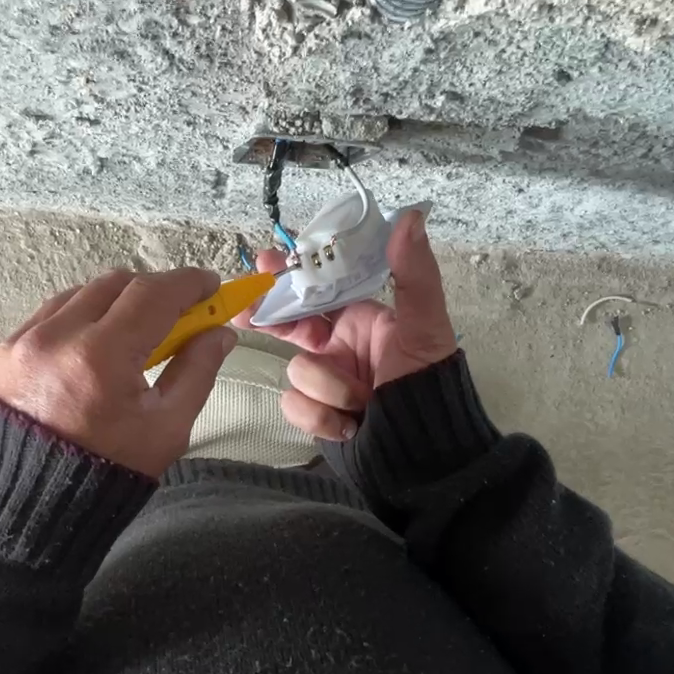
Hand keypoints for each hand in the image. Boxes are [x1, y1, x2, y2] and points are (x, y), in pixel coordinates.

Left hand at [0, 267, 237, 476]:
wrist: (32, 510)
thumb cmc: (108, 474)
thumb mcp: (167, 428)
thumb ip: (197, 372)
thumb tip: (219, 333)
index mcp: (100, 357)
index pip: (152, 294)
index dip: (187, 283)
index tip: (209, 285)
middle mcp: (54, 338)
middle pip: (115, 284)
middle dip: (152, 291)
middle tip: (177, 314)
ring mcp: (20, 343)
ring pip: (78, 294)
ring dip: (113, 303)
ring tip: (133, 333)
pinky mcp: (0, 354)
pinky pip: (46, 317)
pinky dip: (76, 321)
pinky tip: (91, 347)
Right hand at [238, 210, 455, 440]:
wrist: (422, 457)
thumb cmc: (427, 386)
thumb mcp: (425, 326)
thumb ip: (414, 274)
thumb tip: (409, 216)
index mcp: (359, 319)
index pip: (318, 289)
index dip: (290, 276)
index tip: (266, 262)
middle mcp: (336, 347)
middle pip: (290, 325)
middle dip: (273, 320)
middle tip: (247, 311)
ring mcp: (323, 382)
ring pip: (295, 371)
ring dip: (328, 388)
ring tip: (361, 403)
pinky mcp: (313, 414)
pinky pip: (294, 405)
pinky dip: (321, 417)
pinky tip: (347, 426)